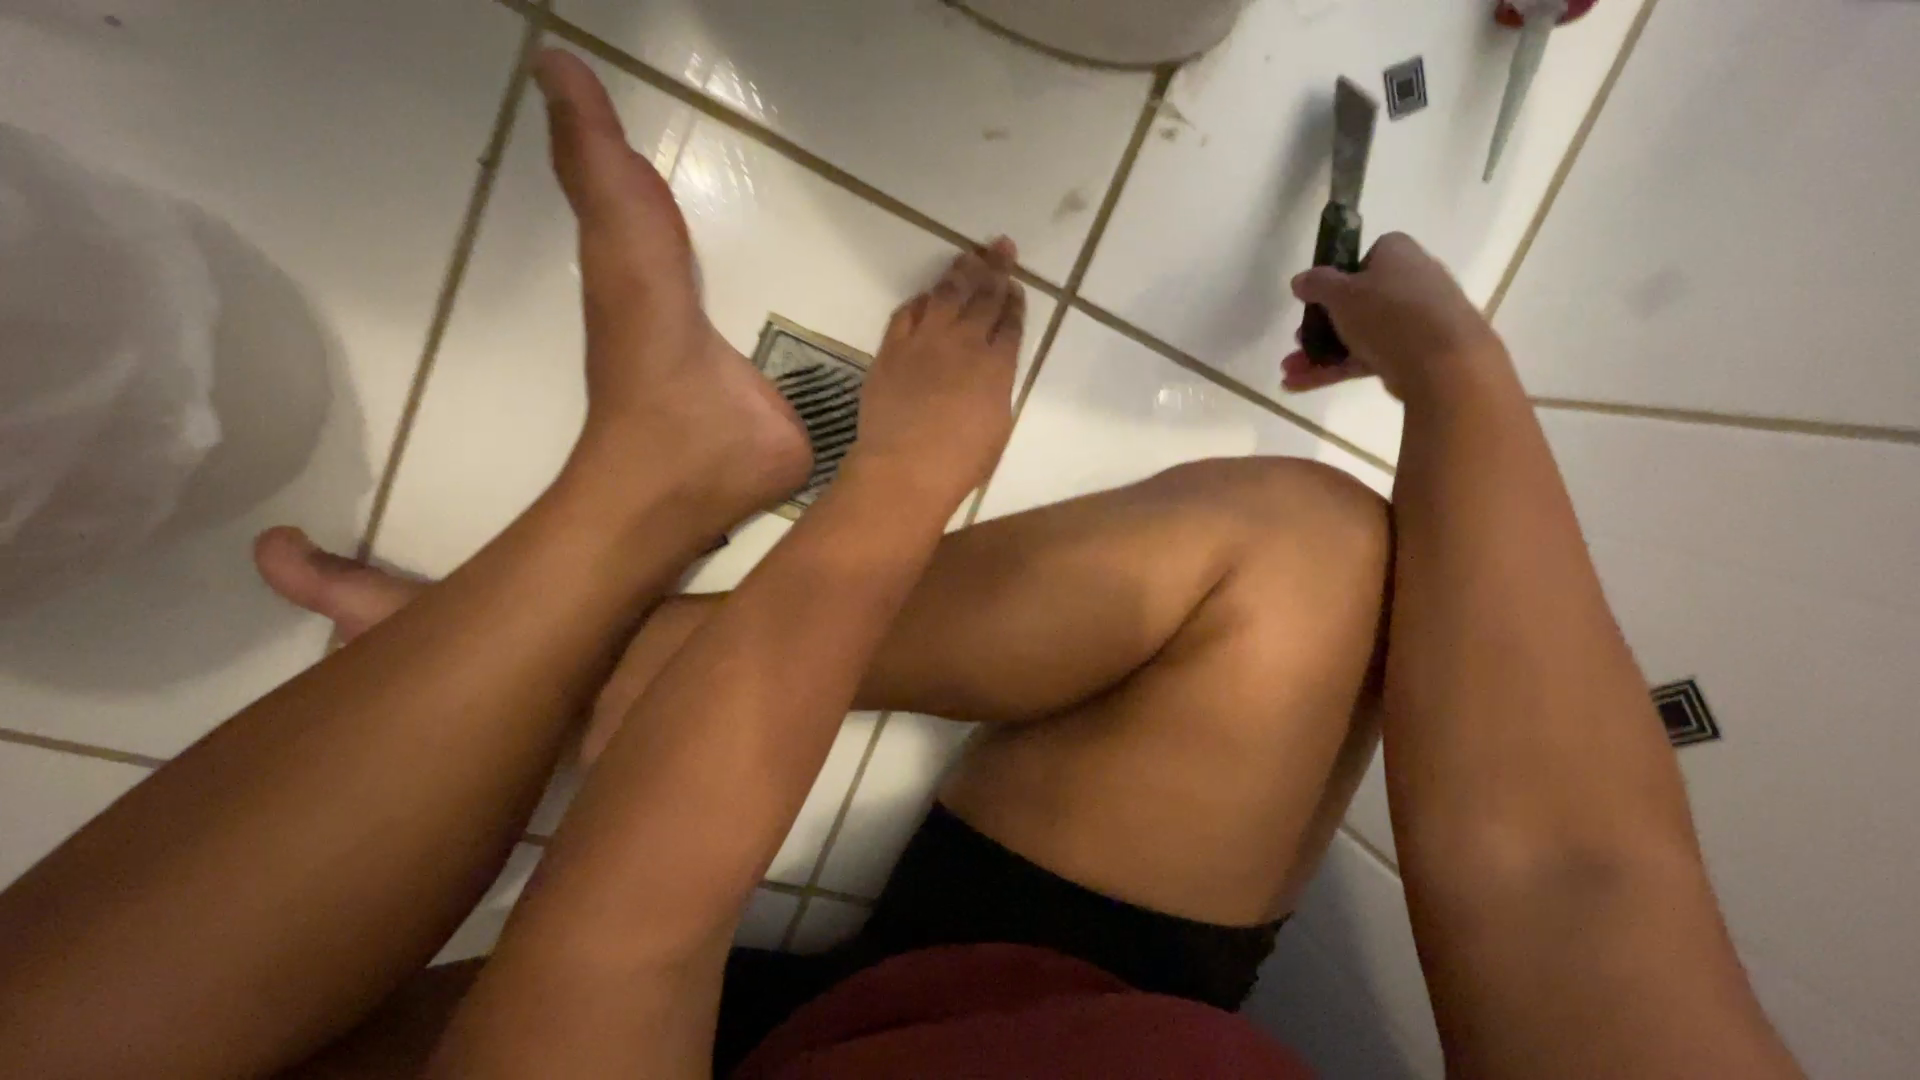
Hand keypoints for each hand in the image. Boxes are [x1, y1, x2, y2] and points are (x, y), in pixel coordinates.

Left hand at [846, 239, 1024, 503]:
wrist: (905, 467)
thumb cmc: (960, 461)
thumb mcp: (997, 427)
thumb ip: (996, 390)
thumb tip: (991, 373)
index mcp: (996, 366)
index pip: (1010, 323)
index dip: (1014, 301)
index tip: (1016, 285)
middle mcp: (964, 344)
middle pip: (983, 297)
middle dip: (996, 269)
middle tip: (1002, 246)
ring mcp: (925, 342)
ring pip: (946, 295)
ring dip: (960, 272)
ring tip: (969, 255)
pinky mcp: (892, 349)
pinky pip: (907, 313)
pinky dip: (920, 300)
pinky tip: (926, 294)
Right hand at [1281, 232, 1508, 403]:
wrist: (1443, 363)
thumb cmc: (1389, 313)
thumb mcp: (1342, 293)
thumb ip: (1317, 284)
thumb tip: (1301, 279)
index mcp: (1399, 254)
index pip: (1369, 256)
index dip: (1342, 274)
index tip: (1322, 294)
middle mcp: (1411, 281)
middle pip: (1359, 299)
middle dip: (1322, 323)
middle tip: (1299, 338)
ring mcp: (1414, 320)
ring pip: (1358, 333)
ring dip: (1320, 352)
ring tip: (1289, 370)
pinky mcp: (1412, 354)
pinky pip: (1366, 358)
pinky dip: (1335, 369)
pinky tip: (1299, 384)